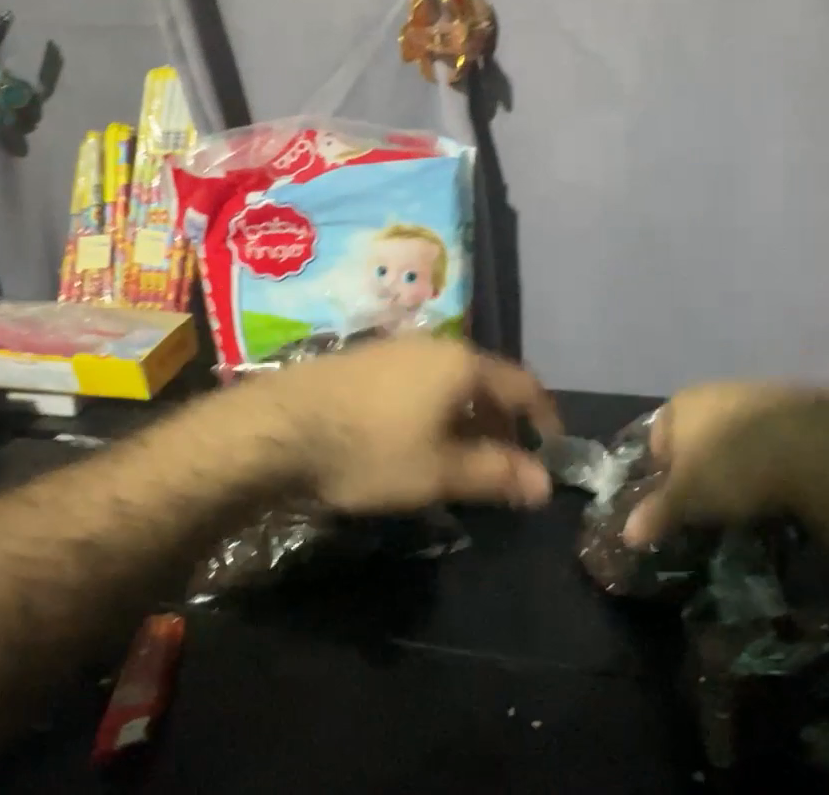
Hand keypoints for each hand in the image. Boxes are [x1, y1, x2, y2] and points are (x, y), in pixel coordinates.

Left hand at [257, 337, 563, 513]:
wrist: (276, 428)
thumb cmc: (369, 450)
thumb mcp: (438, 472)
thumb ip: (495, 474)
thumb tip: (545, 483)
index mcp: (462, 364)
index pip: (523, 385)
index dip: (544, 418)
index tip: (552, 448)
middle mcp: (434, 345)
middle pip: (485, 380)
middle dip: (501, 421)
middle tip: (505, 461)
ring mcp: (395, 348)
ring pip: (449, 381)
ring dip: (466, 417)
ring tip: (460, 456)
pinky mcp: (363, 359)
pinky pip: (418, 381)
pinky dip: (433, 409)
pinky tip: (414, 439)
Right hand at [622, 381, 828, 546]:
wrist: (809, 443)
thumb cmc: (730, 466)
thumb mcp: (687, 498)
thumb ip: (656, 513)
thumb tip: (626, 535)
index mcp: (678, 405)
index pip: (657, 440)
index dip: (663, 473)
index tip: (678, 501)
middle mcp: (712, 390)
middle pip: (696, 432)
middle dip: (701, 463)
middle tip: (712, 499)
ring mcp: (754, 393)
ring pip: (735, 431)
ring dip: (738, 457)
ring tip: (749, 492)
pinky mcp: (793, 403)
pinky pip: (770, 434)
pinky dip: (770, 454)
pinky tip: (779, 478)